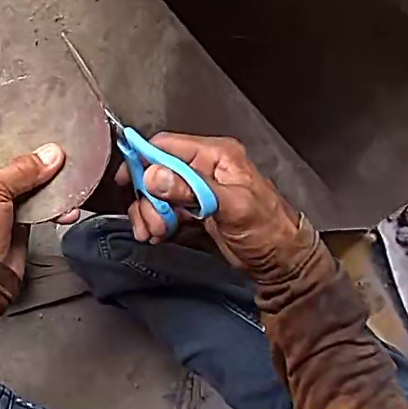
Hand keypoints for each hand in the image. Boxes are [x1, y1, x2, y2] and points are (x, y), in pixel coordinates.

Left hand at [0, 143, 67, 275]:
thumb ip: (21, 170)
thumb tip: (50, 154)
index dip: (19, 148)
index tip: (42, 141)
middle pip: (17, 174)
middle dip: (40, 169)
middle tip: (61, 159)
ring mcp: (1, 213)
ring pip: (33, 193)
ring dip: (52, 190)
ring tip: (69, 185)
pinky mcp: (19, 229)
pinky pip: (41, 213)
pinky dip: (56, 210)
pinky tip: (67, 208)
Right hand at [116, 133, 304, 277]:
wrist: (280, 262)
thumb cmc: (269, 230)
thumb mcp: (232, 206)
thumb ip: (191, 189)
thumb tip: (155, 176)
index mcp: (216, 156)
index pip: (167, 146)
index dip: (143, 160)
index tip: (127, 180)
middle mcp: (202, 169)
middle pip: (154, 172)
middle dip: (147, 197)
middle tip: (152, 219)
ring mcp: (195, 190)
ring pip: (154, 194)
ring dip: (148, 214)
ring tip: (156, 232)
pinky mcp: (191, 211)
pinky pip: (161, 211)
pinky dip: (154, 223)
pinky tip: (157, 235)